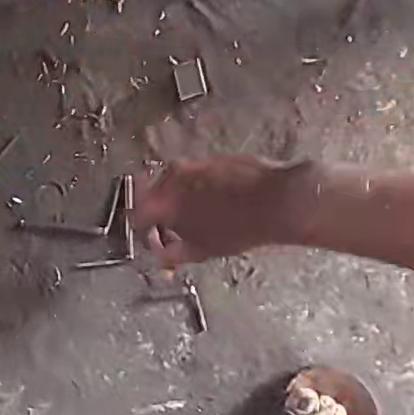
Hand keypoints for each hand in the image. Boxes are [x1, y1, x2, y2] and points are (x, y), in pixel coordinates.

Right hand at [131, 156, 316, 266]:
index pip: (137, 216)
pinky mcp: (215, 160)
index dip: (142, 232)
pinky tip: (215, 207)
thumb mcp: (200, 250)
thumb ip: (172, 252)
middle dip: (158, 215)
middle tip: (169, 233)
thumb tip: (161, 254)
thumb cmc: (239, 228)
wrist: (276, 202)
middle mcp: (174, 177)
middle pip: (153, 196)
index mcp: (164, 200)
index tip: (150, 240)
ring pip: (175, 185)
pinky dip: (197, 192)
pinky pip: (196, 177)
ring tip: (195, 222)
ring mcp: (196, 165)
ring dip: (178, 202)